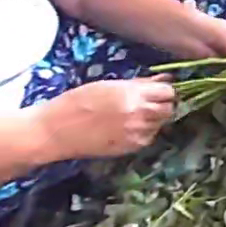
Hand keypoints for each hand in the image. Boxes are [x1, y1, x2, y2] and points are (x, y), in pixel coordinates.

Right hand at [32, 77, 174, 158]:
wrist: (56, 131)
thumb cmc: (78, 101)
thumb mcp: (110, 85)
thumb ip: (140, 84)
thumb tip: (165, 78)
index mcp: (133, 95)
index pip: (168, 92)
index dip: (165, 90)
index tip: (158, 89)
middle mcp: (139, 115)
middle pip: (169, 109)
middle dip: (164, 103)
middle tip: (150, 102)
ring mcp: (136, 134)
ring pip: (161, 124)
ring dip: (155, 118)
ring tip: (137, 114)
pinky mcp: (130, 148)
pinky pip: (149, 137)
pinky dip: (146, 131)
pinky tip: (130, 127)